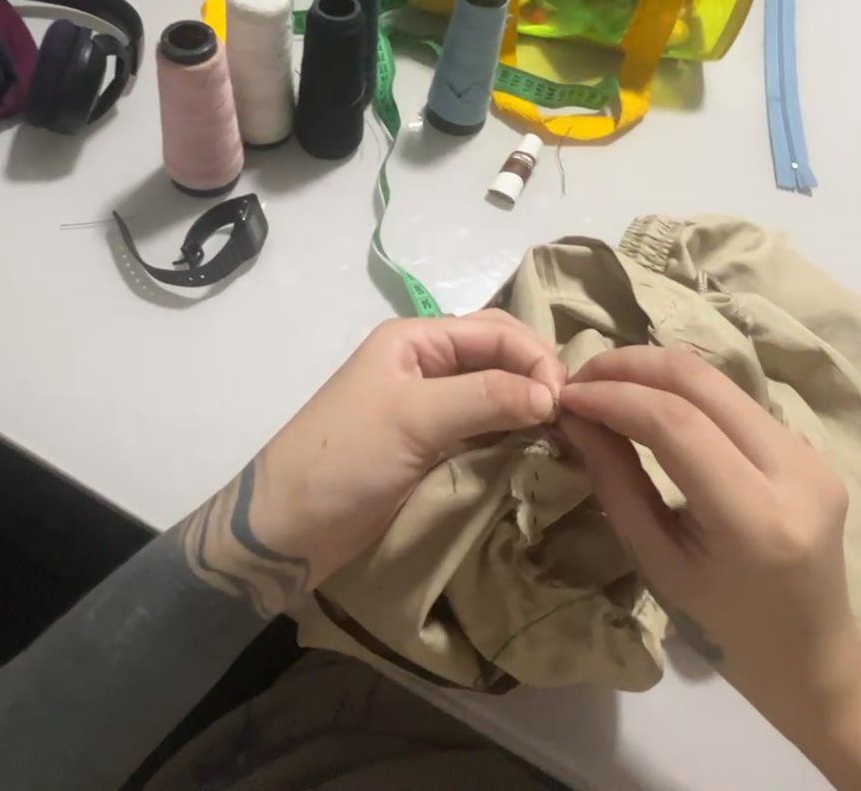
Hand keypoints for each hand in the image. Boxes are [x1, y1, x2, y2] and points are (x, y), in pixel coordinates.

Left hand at [182, 310, 563, 616]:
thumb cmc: (344, 459)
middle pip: (497, 355)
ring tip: (567, 433)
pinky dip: (511, 432)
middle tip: (574, 416)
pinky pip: (482, 425)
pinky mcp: (430, 443)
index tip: (567, 402)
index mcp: (415, 338)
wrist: (287, 528)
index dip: (535, 358)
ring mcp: (427, 404)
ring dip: (528, 405)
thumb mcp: (415, 419)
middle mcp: (424, 362)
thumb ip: (486, 397)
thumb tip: (554, 392)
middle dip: (536, 376)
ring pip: (493, 390)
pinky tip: (537, 448)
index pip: (494, 331)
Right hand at [558, 346, 860, 725]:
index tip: (565, 396)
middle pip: (700, 380)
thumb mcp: (655, 561)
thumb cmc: (723, 625)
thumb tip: (575, 417)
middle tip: (579, 378)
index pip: (676, 423)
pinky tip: (643, 400)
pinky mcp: (808, 445)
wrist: (812, 655)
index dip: (612, 397)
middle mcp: (796, 472)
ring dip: (650, 370)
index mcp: (758, 519)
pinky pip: (731, 397)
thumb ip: (615, 481)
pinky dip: (677, 388)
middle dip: (628, 366)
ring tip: (602, 385)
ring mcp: (810, 452)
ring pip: (716, 379)